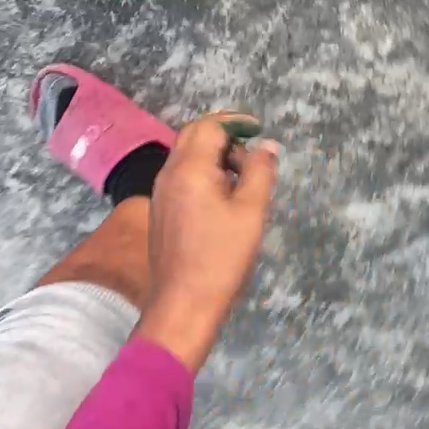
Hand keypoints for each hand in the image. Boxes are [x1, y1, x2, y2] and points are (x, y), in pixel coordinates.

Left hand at [132, 113, 280, 372]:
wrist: (182, 305)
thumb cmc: (220, 258)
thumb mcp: (250, 212)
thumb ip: (260, 172)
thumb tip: (267, 145)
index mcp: (189, 168)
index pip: (209, 126)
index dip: (235, 123)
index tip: (258, 130)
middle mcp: (169, 173)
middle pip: (194, 136)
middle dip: (223, 136)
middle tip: (251, 156)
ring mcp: (161, 192)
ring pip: (186, 156)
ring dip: (214, 156)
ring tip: (242, 181)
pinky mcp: (161, 210)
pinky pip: (182, 176)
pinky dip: (203, 173)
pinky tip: (223, 199)